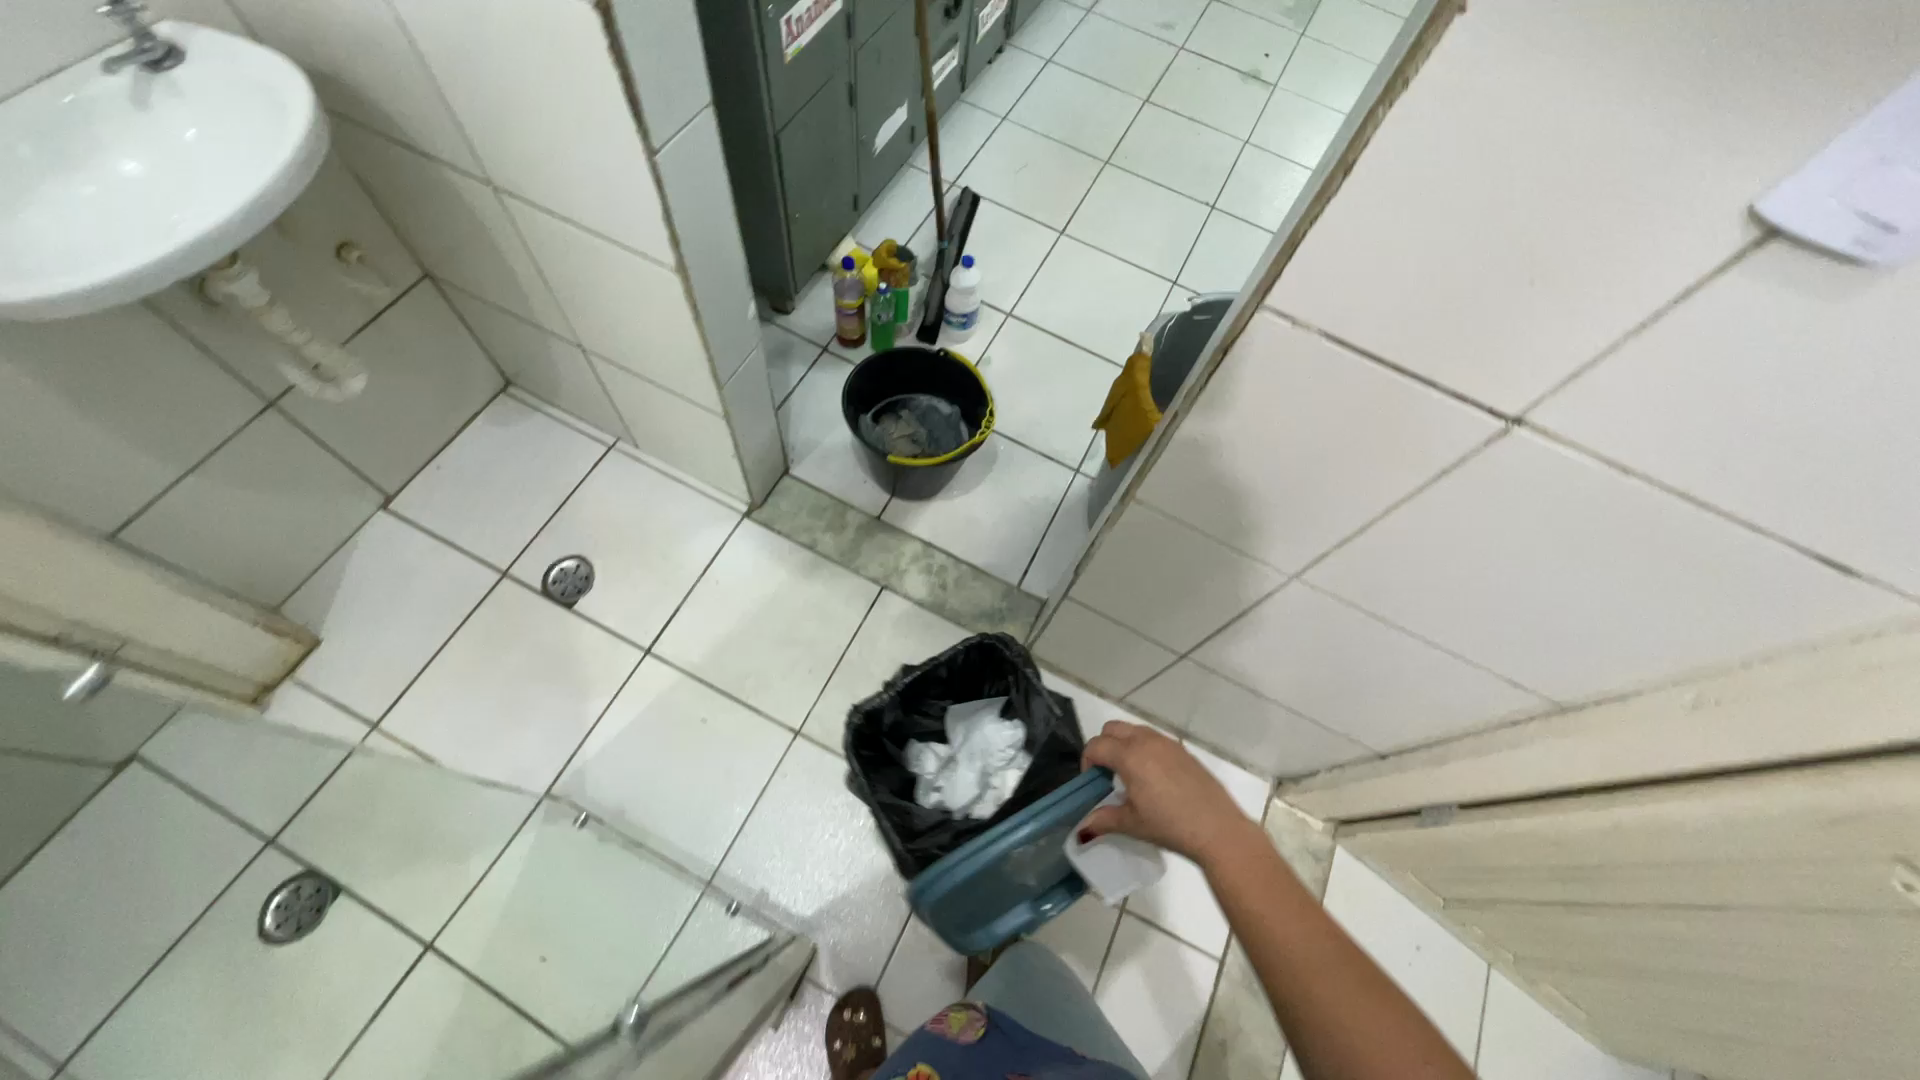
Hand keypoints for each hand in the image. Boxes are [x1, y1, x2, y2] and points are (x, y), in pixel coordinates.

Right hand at [1079, 720, 1256, 865]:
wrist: (1218, 829)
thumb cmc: (1170, 825)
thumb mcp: (1132, 824)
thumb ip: (1103, 819)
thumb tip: (1082, 826)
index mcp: (1130, 756)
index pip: (1096, 745)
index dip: (1087, 762)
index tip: (1093, 783)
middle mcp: (1147, 741)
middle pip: (1112, 728)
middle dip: (1103, 746)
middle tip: (1107, 774)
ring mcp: (1168, 743)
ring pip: (1134, 730)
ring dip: (1124, 744)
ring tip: (1130, 775)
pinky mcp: (1183, 750)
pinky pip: (1154, 739)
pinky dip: (1144, 748)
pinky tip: (1154, 778)